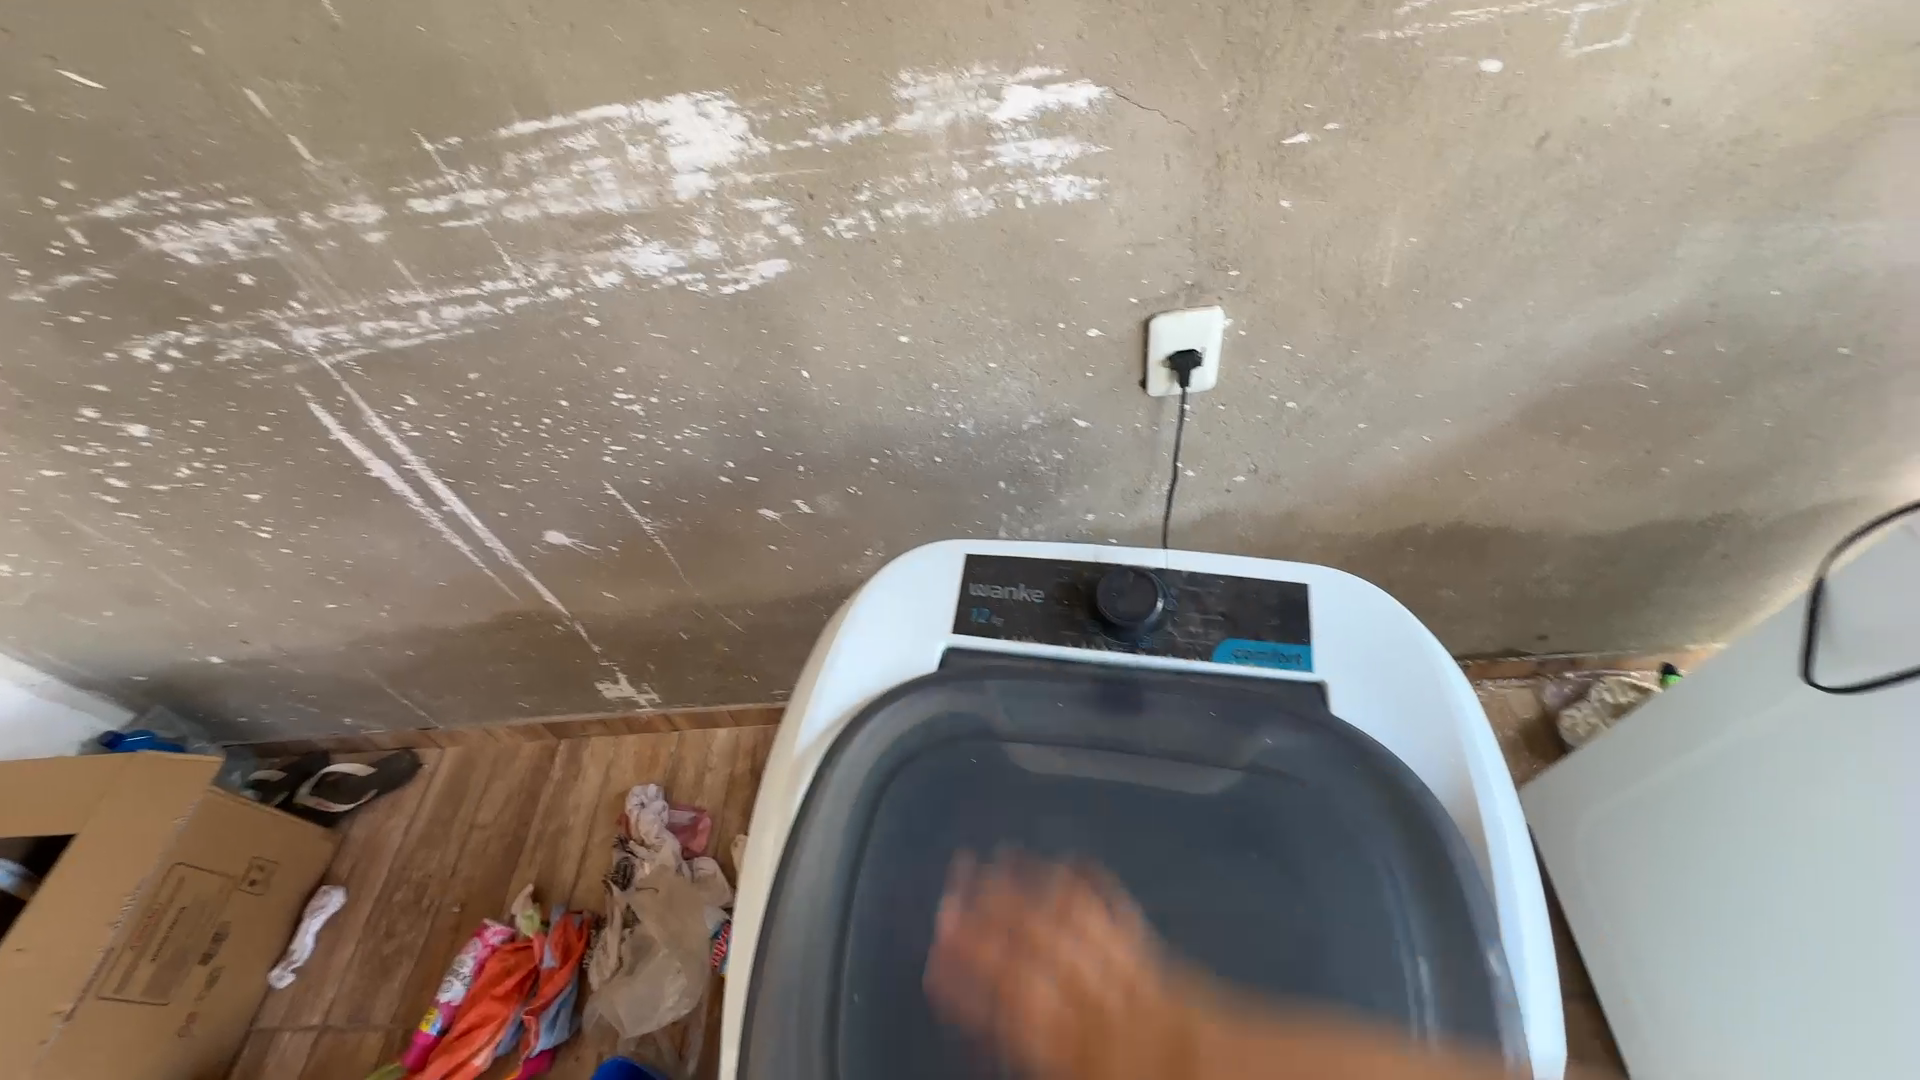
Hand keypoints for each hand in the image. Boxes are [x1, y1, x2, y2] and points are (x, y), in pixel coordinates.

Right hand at [924, 853, 1191, 1079]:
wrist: (1229, 1075)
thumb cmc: (1148, 1078)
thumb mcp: (1081, 1078)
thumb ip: (1041, 1049)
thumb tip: (993, 1018)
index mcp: (1074, 1049)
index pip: (1008, 1004)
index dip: (967, 975)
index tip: (935, 947)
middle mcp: (1094, 1003)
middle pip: (1034, 948)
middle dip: (989, 911)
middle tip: (954, 878)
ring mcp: (1123, 969)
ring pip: (1070, 921)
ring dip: (1033, 885)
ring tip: (998, 854)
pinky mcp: (1151, 950)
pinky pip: (1116, 911)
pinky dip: (1089, 883)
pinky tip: (1066, 861)